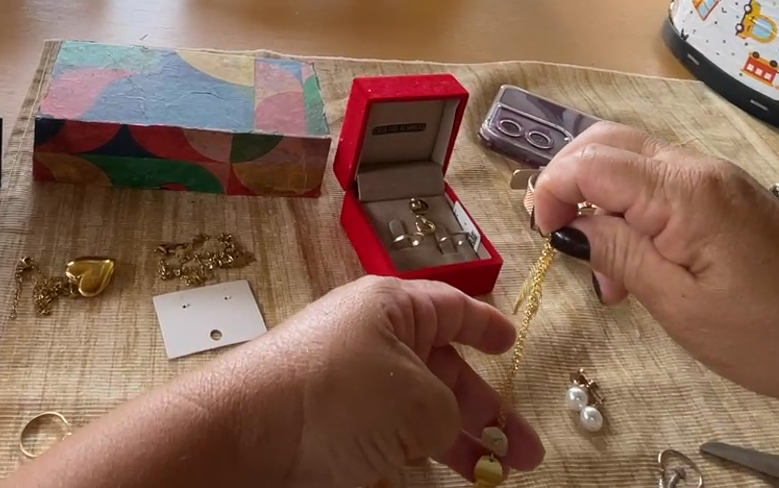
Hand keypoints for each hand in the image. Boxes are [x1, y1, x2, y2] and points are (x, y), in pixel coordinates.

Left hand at [221, 276, 546, 486]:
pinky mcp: (336, 426)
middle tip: (525, 449)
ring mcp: (353, 384)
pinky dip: (419, 456)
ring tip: (499, 474)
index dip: (483, 324)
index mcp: (391, 307)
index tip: (511, 341)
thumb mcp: (417, 397)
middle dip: (485, 406)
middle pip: (440, 367)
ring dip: (460, 442)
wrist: (252, 433)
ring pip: (420, 409)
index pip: (448, 307)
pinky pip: (390, 437)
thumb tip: (442, 424)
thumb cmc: (340, 392)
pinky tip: (441, 478)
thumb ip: (447, 410)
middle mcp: (372, 338)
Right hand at [530, 122, 778, 431]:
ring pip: (630, 155)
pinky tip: (634, 250)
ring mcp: (716, 176)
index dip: (554, 186)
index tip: (542, 228)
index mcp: (686, 193)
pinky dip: (629, 200)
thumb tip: (571, 224)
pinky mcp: (728, 192)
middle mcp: (698, 168)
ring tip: (600, 257)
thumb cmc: (772, 340)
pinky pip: (659, 177)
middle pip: (607, 141)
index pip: (593, 162)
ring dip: (598, 191)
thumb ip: (618, 253)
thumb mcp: (680, 307)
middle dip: (569, 175)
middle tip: (557, 228)